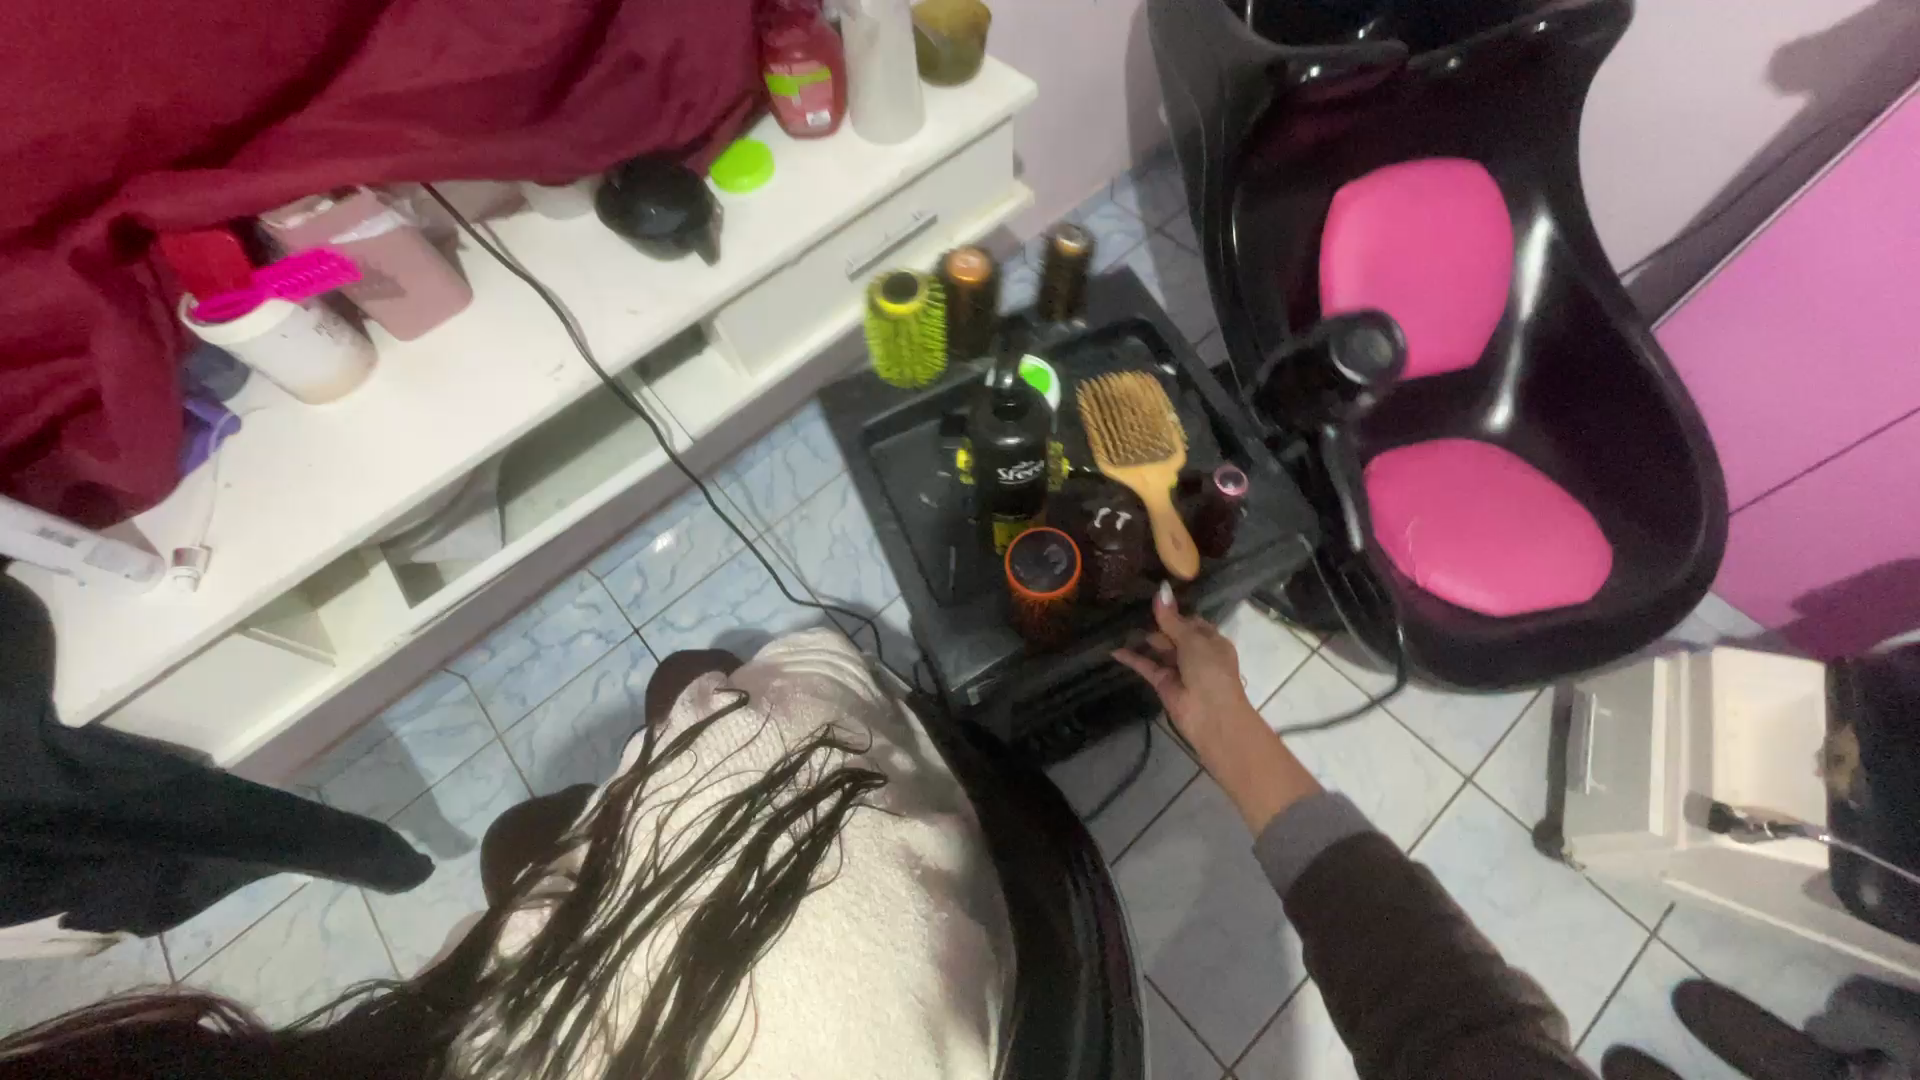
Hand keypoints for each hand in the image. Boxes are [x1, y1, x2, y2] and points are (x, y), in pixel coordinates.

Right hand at [1111, 583, 1261, 762]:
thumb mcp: (1193, 640)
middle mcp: (1196, 654)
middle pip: (1173, 635)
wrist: (1212, 716)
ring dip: (1144, 639)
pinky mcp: (1163, 683)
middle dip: (1157, 624)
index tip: (1154, 599)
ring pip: (1159, 650)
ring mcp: (1179, 669)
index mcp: (1211, 641)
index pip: (1191, 622)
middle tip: (1133, 608)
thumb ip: (1171, 619)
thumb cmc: (1210, 671)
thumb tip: (1161, 590)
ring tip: (1120, 623)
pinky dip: (1132, 658)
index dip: (1175, 613)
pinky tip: (1114, 650)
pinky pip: (1146, 666)